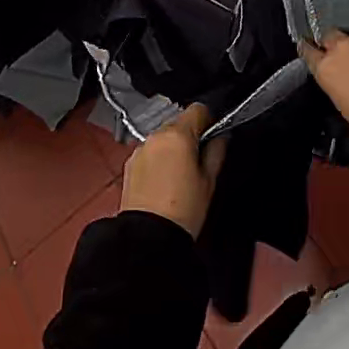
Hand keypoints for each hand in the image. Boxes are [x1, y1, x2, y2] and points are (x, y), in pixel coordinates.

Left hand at [120, 105, 227, 237]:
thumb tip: (220, 137)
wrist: (148, 238)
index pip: (198, 109)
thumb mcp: (210, 179)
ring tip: (181, 174)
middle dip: (190, 136)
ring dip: (173, 147)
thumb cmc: (184, 209)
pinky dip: (159, 159)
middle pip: (179, 123)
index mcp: (177, 135)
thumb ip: (217, 151)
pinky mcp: (129, 166)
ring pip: (163, 138)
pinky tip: (165, 181)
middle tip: (200, 159)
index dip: (210, 120)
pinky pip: (150, 153)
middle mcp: (154, 137)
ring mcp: (139, 151)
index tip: (214, 135)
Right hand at [298, 30, 348, 141]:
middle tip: (347, 56)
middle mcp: (343, 47)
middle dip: (335, 43)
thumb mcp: (347, 108)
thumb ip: (340, 87)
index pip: (308, 52)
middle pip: (330, 35)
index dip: (310, 51)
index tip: (312, 51)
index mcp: (327, 69)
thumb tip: (345, 83)